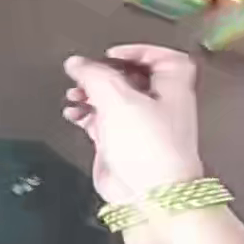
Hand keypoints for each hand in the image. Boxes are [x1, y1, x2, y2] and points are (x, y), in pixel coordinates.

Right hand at [62, 45, 204, 204]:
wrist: (147, 191)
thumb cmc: (146, 146)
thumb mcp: (118, 100)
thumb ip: (95, 76)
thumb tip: (76, 62)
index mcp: (171, 91)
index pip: (166, 60)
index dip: (141, 51)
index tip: (112, 53)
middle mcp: (158, 106)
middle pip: (134, 79)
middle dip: (106, 74)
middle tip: (85, 73)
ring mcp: (138, 126)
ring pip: (113, 100)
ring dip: (91, 93)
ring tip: (73, 94)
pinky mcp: (119, 143)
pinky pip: (99, 121)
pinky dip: (84, 115)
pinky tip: (72, 114)